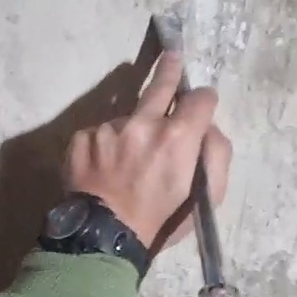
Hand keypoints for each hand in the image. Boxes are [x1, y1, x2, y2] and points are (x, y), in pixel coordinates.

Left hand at [64, 52, 231, 252]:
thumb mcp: (205, 198)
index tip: (198, 105)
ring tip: (126, 163)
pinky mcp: (81, 139)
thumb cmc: (159, 222)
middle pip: (161, 84)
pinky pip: (98, 135)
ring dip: (130, 132)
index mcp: (178, 136)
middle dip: (169, 70)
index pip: (201, 98)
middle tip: (171, 57)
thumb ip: (216, 155)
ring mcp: (108, 129)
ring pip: (127, 119)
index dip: (202, 102)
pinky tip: (104, 169)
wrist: (102, 239)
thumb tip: (207, 126)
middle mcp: (142, 124)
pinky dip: (103, 148)